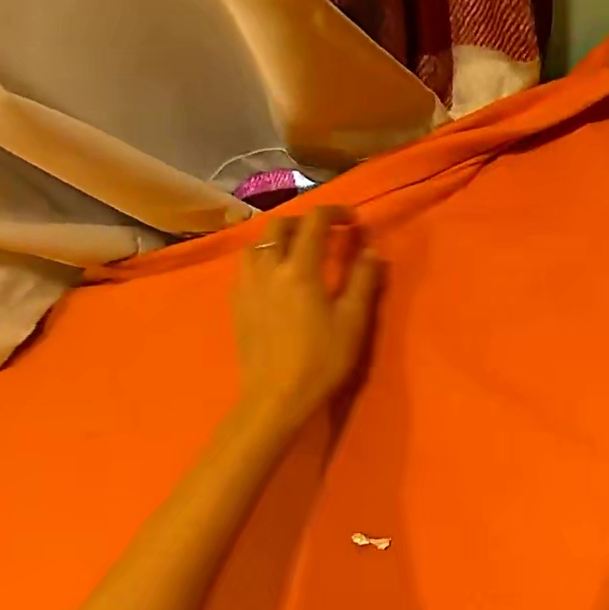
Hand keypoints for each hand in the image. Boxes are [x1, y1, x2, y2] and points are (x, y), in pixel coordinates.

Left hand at [232, 207, 380, 426]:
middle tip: (326, 233)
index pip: (314, 222)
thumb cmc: (322, 360)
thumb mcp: (353, 322)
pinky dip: (264, 257)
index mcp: (299, 270)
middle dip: (305, 220)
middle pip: (280, 225)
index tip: (353, 220)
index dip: (335, 213)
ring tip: (298, 251)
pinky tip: (276, 276)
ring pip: (257, 243)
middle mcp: (268, 269)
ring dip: (279, 237)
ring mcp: (247, 285)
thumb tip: (371, 250)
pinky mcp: (237, 302)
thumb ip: (363, 281)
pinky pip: (246, 265)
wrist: (276, 397)